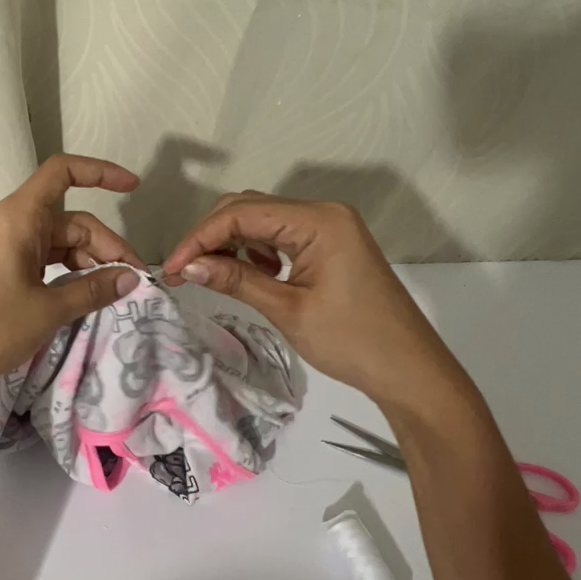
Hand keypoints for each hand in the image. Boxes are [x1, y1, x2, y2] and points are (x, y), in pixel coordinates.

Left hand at [0, 155, 144, 399]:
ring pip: (59, 242)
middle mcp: (11, 224)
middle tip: (133, 280)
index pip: (62, 173)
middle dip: (105, 244)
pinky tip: (86, 295)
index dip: (100, 172)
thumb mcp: (48, 310)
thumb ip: (92, 290)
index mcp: (19, 218)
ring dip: (89, 261)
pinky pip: (43, 260)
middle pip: (70, 219)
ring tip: (114, 291)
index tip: (132, 187)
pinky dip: (68, 272)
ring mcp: (4, 248)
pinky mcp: (0, 271)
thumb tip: (130, 277)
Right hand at [163, 193, 468, 410]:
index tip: (171, 268)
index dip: (200, 238)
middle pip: (249, 208)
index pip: (242, 213)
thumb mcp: (287, 310)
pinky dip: (254, 250)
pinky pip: (279, 235)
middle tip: (181, 272)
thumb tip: (186, 265)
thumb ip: (236, 280)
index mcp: (319, 221)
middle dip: (211, 236)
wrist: (409, 371)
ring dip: (230, 242)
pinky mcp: (330, 245)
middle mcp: (324, 213)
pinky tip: (248, 274)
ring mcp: (329, 227)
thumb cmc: (352, 341)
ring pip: (262, 220)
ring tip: (207, 274)